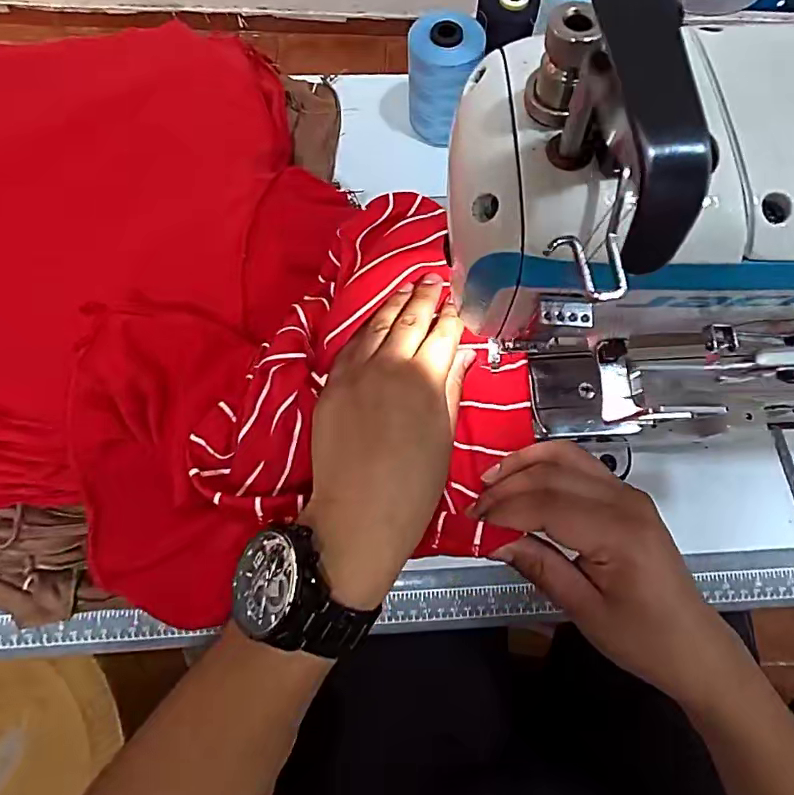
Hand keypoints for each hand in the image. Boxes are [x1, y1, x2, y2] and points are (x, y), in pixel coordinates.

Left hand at [303, 277, 473, 609]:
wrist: (358, 515)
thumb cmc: (414, 485)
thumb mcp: (445, 435)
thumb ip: (452, 387)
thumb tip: (461, 354)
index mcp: (426, 379)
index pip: (443, 334)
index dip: (452, 315)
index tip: (457, 303)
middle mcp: (390, 366)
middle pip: (410, 319)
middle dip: (425, 296)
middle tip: (434, 279)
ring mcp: (356, 373)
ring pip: (378, 325)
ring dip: (395, 303)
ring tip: (408, 288)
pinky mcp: (332, 384)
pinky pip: (351, 346)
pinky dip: (367, 328)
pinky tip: (376, 321)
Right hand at [472, 442, 759, 705]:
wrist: (692, 644)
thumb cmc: (643, 639)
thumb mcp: (585, 612)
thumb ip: (541, 567)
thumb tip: (496, 540)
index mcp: (618, 532)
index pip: (548, 504)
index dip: (505, 509)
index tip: (472, 520)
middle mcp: (625, 500)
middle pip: (555, 472)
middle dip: (508, 483)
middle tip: (474, 502)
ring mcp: (629, 493)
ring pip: (567, 456)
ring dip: (525, 462)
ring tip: (492, 478)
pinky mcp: (627, 495)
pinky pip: (581, 465)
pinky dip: (547, 465)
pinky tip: (524, 477)